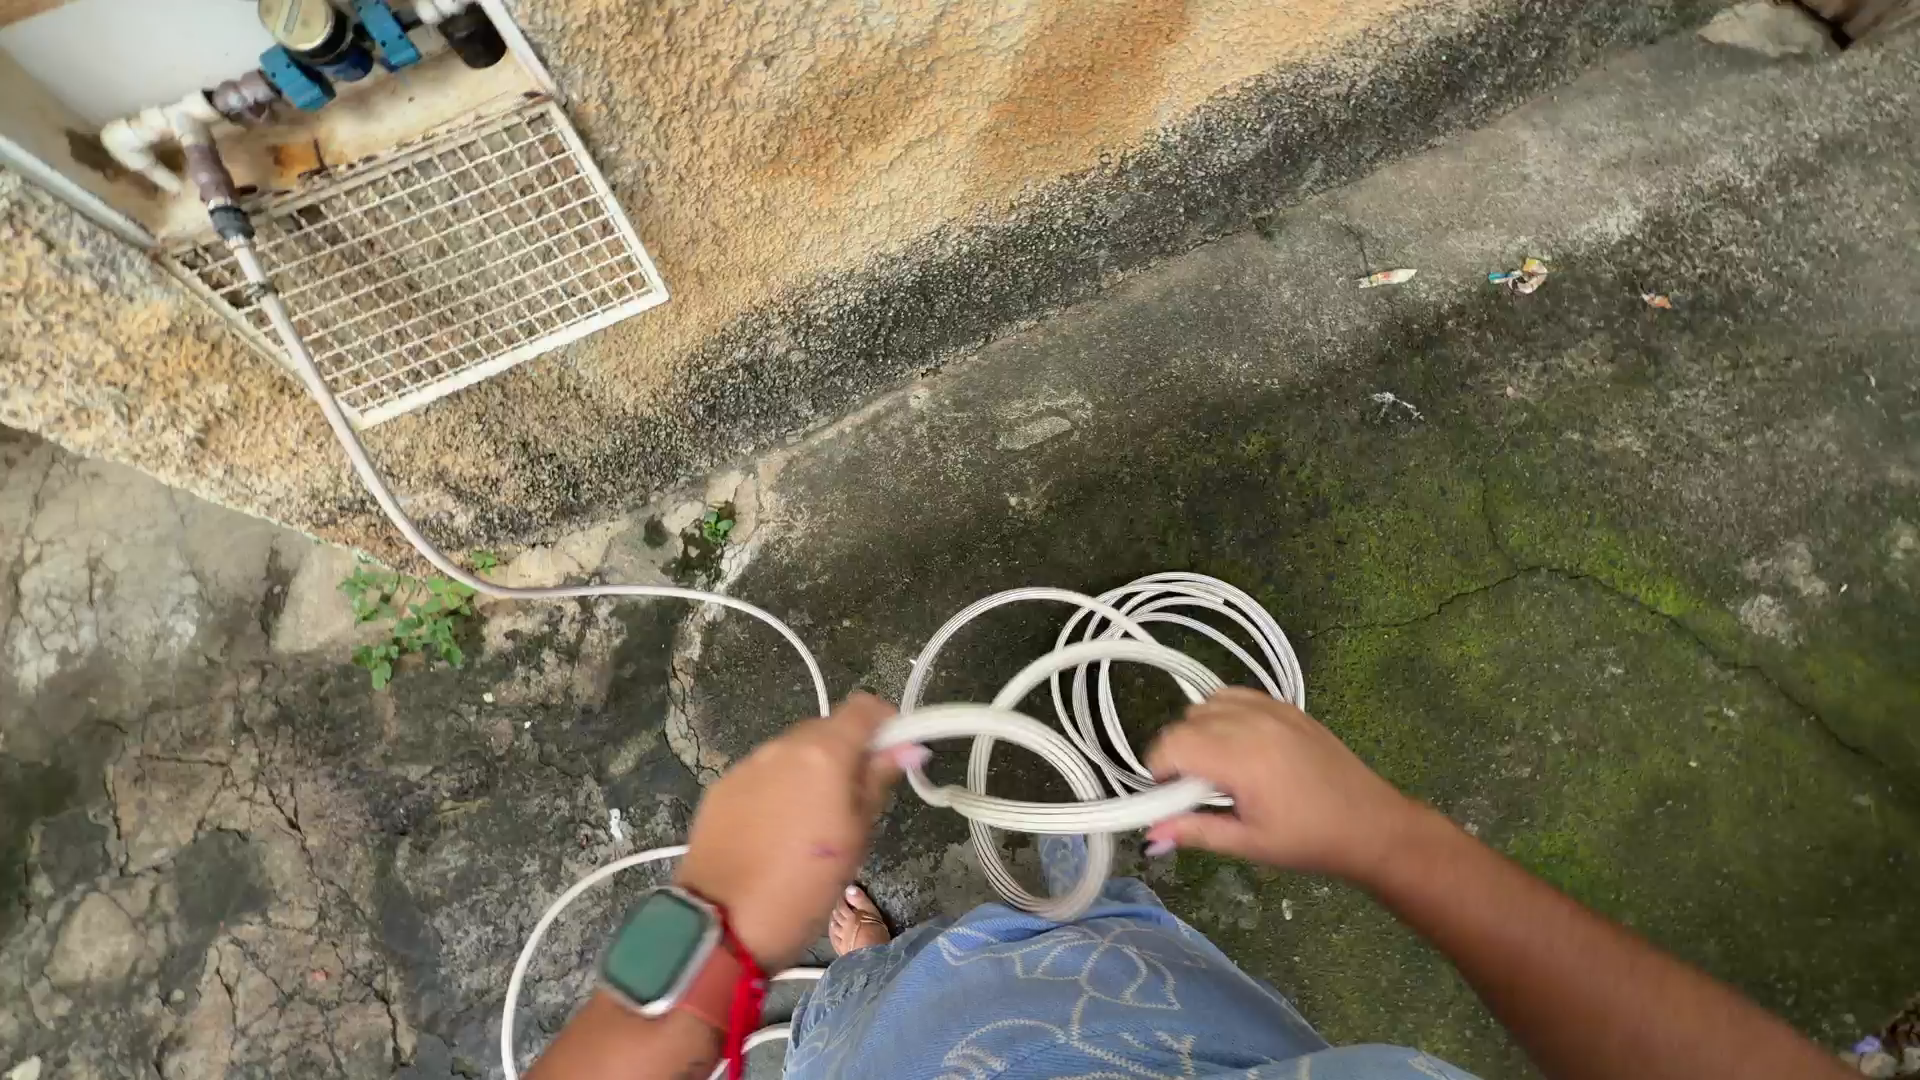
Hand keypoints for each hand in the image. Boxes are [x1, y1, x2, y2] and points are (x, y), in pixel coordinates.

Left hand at [674, 694, 913, 970]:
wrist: (719, 925)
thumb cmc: (803, 887)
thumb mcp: (857, 837)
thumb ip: (879, 781)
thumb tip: (907, 747)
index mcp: (824, 753)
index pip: (864, 706)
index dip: (885, 722)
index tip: (893, 753)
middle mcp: (784, 746)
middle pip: (828, 728)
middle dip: (848, 752)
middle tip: (855, 799)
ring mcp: (749, 763)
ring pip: (795, 751)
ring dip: (812, 770)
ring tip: (812, 821)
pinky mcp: (723, 786)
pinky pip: (765, 772)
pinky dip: (780, 787)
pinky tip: (776, 829)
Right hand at [1144, 687, 1430, 884]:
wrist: (1374, 826)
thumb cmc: (1310, 841)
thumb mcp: (1250, 843)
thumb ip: (1196, 831)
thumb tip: (1149, 835)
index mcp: (1243, 759)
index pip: (1173, 744)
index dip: (1158, 767)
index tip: (1168, 792)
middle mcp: (1253, 724)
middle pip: (1184, 722)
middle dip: (1177, 753)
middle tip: (1193, 787)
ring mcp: (1270, 709)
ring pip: (1204, 704)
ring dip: (1197, 731)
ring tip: (1217, 765)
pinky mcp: (1284, 704)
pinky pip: (1232, 694)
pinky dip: (1221, 712)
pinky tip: (1234, 741)